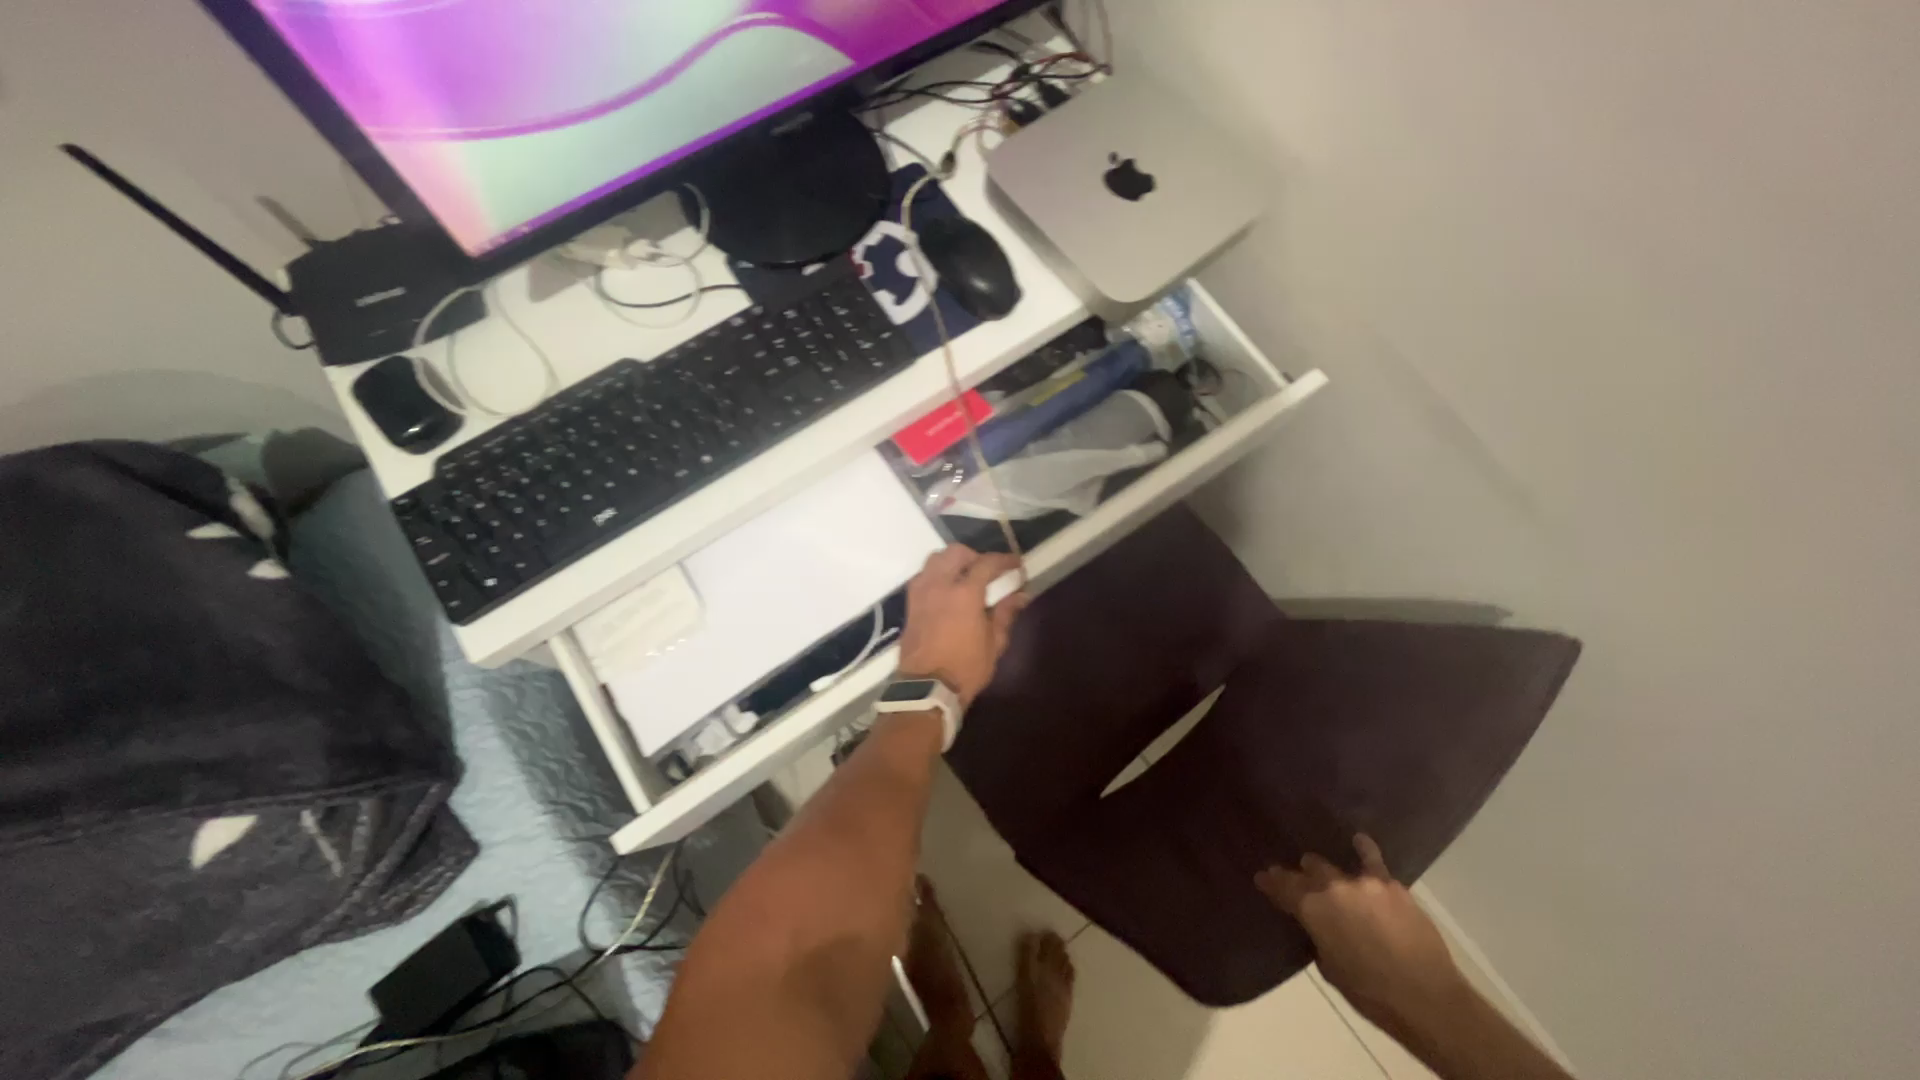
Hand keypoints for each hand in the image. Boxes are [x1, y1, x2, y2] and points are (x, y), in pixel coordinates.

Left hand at [896, 546, 1028, 706]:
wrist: (926, 688)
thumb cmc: (966, 668)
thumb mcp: (994, 643)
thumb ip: (1006, 613)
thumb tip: (1021, 595)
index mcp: (965, 593)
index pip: (986, 563)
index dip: (1004, 560)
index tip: (1015, 565)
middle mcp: (940, 584)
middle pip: (956, 552)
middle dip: (974, 556)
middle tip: (988, 571)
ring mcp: (921, 592)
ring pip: (935, 560)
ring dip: (952, 562)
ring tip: (965, 577)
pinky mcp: (910, 604)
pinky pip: (923, 576)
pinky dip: (936, 575)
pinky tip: (946, 590)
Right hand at [1256, 835, 1469, 1038]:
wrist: (1426, 998)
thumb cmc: (1370, 993)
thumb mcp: (1329, 967)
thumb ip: (1317, 936)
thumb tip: (1317, 924)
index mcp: (1312, 909)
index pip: (1282, 886)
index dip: (1269, 881)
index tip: (1261, 877)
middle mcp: (1334, 887)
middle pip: (1309, 869)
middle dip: (1300, 874)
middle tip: (1297, 880)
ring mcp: (1365, 883)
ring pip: (1336, 864)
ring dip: (1326, 870)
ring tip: (1324, 871)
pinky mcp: (1393, 886)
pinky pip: (1373, 860)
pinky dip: (1363, 850)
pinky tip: (1359, 843)